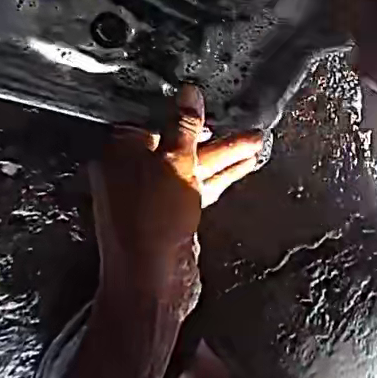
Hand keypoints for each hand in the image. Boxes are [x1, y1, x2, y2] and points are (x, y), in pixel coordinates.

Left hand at [93, 84, 266, 307]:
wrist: (153, 283)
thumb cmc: (152, 222)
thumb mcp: (175, 163)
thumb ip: (185, 127)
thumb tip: (189, 94)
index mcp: (121, 155)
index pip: (154, 120)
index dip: (184, 110)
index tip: (208, 100)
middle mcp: (133, 173)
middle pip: (178, 143)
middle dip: (214, 135)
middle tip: (243, 123)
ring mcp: (153, 195)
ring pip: (193, 165)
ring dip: (225, 153)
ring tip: (256, 141)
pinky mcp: (172, 213)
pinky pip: (199, 184)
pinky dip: (220, 174)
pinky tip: (243, 165)